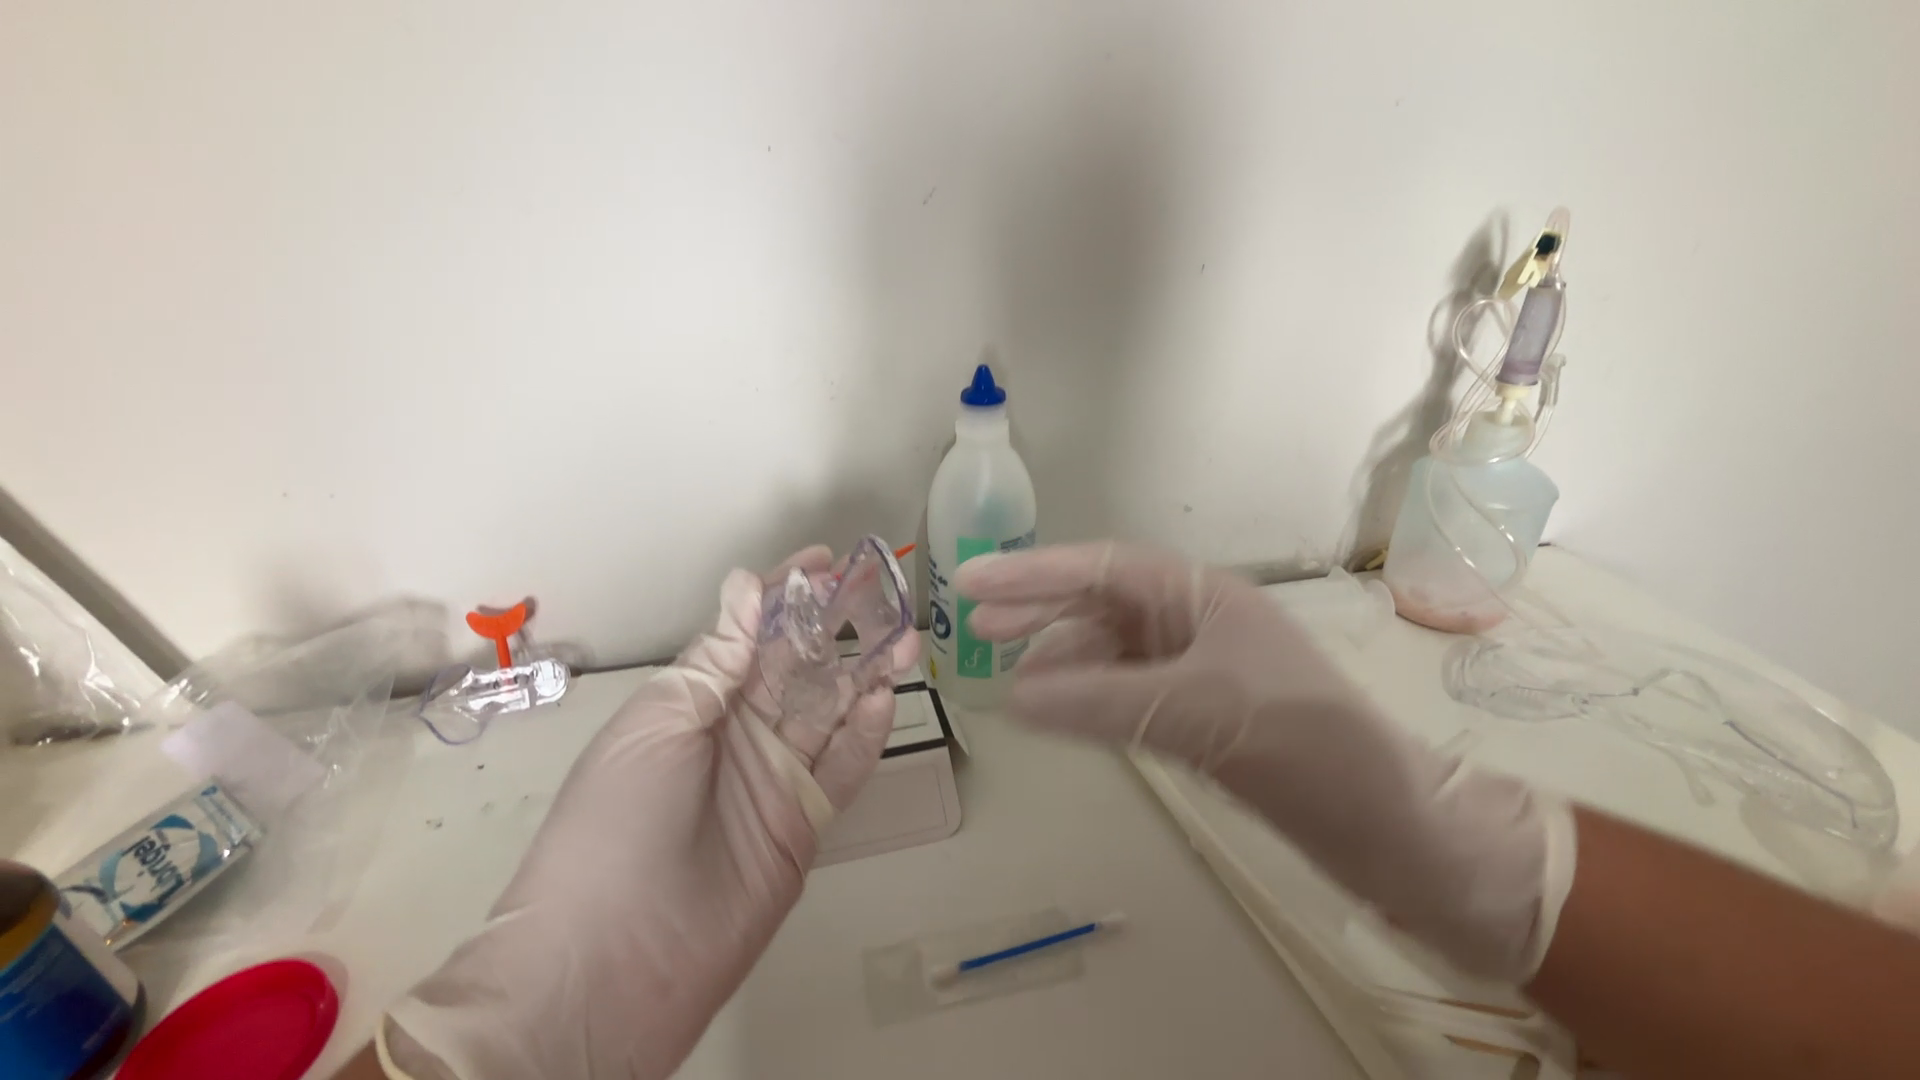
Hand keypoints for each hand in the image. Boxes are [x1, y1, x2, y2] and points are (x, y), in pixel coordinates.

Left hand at [380, 547, 917, 1079]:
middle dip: (839, 628)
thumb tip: (746, 587)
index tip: (824, 562)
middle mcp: (739, 733)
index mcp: (695, 703)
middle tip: (883, 594)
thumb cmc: (620, 819)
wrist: (616, 956)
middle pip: (798, 668)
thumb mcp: (659, 723)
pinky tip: (888, 698)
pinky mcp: (804, 822)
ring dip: (866, 673)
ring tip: (903, 639)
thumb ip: (716, 659)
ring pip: (831, 710)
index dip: (785, 596)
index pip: (749, 635)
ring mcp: (775, 778)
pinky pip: (843, 767)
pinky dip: (869, 733)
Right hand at [956, 542, 1572, 981]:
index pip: (1103, 568)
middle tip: (976, 627)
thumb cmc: (1305, 745)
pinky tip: (1061, 711)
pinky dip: (1088, 697)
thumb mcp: (1199, 712)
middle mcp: (1196, 622)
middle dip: (1039, 610)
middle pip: (1100, 602)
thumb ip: (1102, 701)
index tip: (971, 583)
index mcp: (1203, 596)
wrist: (1390, 824)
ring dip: (1060, 658)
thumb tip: (1013, 697)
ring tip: (1011, 680)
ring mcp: (1199, 668)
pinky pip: (1127, 690)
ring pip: (1111, 649)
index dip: (1034, 573)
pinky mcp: (1201, 713)